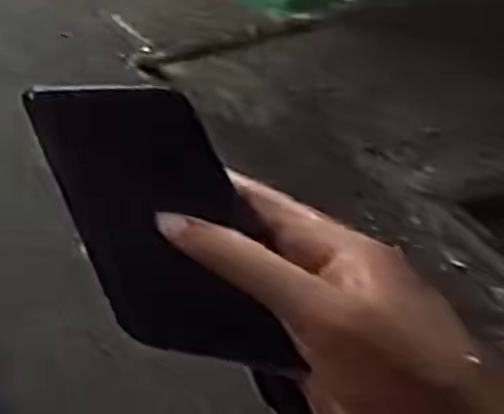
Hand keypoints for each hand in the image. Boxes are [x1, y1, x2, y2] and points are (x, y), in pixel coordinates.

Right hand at [159, 173, 503, 413]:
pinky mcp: (309, 348)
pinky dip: (219, 305)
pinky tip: (191, 302)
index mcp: (346, 249)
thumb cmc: (414, 382)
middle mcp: (334, 274)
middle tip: (146, 222)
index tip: (151, 178)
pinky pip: (249, 312)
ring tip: (158, 258)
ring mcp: (324, 314)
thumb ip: (239, 258)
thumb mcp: (319, 310)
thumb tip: (168, 219)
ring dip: (205, 270)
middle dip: (198, 229)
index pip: (257, 197)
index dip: (203, 184)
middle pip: (245, 235)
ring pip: (242, 274)